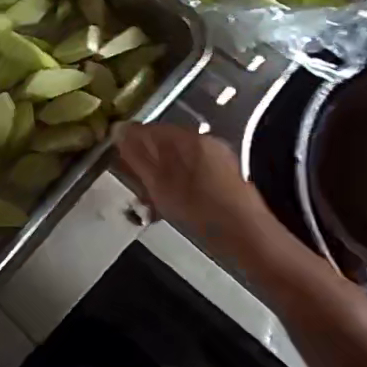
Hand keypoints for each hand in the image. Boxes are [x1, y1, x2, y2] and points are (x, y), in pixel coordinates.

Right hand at [115, 122, 272, 252]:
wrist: (248, 237)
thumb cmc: (199, 211)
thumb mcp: (159, 185)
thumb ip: (136, 157)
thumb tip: (117, 131)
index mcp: (187, 139)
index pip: (146, 129)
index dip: (127, 144)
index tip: (117, 163)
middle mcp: (204, 141)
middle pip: (162, 143)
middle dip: (144, 161)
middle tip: (134, 185)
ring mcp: (217, 157)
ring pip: (176, 158)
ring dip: (159, 174)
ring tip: (151, 199)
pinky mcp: (225, 174)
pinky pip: (190, 169)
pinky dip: (176, 181)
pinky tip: (173, 202)